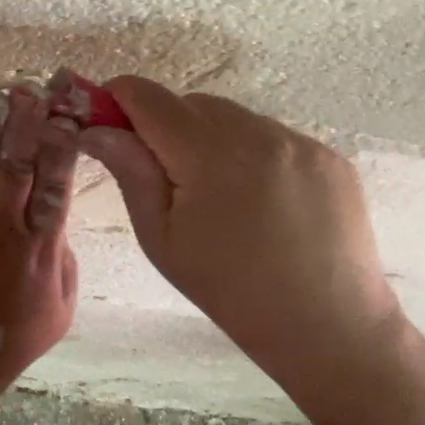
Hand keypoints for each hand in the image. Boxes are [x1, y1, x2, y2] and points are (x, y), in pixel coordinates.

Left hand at [0, 77, 81, 424]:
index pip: (55, 185)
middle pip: (17, 168)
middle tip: (30, 89)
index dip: (62, 145)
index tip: (68, 110)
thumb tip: (57, 212)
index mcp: (39, 246)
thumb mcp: (60, 301)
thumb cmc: (11, 334)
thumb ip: (62, 253)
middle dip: (25, 125)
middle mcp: (2, 230)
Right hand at [76, 76, 405, 388]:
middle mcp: (259, 134)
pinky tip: (256, 199)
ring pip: (230, 116)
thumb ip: (129, 170)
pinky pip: (269, 135)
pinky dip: (249, 152)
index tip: (105, 126)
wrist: (329, 328)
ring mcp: (301, 142)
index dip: (117, 101)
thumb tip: (95, 128)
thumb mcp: (160, 236)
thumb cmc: (229, 289)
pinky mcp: (329, 156)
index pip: (147, 96)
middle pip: (189, 103)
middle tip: (163, 176)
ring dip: (208, 137)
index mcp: (210, 154)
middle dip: (164, 125)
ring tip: (216, 192)